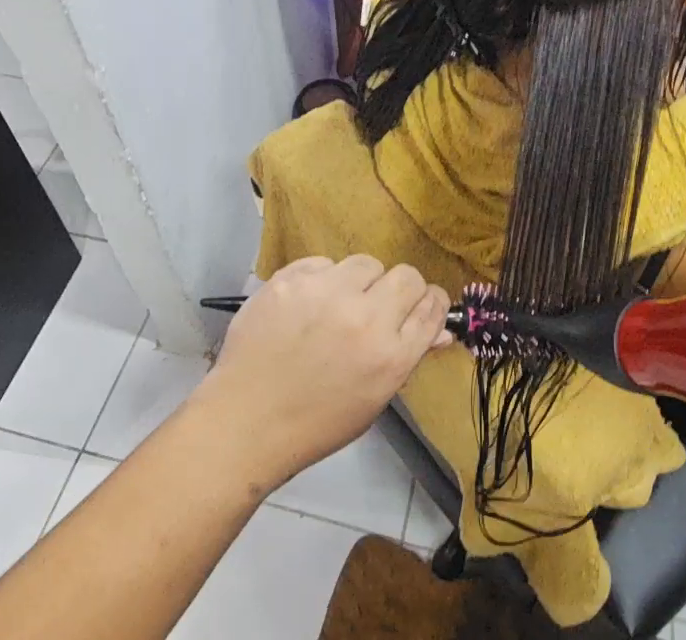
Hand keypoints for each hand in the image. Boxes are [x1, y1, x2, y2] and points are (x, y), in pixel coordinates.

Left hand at [195, 256, 451, 488]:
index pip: (432, 306)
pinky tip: (308, 303)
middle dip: (401, 290)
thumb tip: (438, 329)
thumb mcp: (374, 399)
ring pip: (365, 263)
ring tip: (340, 304)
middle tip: (380, 307)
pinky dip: (322, 279)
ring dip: (360, 281)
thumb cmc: (316, 422)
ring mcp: (324, 293)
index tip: (419, 308)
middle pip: (406, 277)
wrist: (246, 420)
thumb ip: (406, 357)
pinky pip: (323, 263)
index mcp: (390, 355)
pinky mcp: (290, 280)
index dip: (430, 304)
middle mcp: (363, 317)